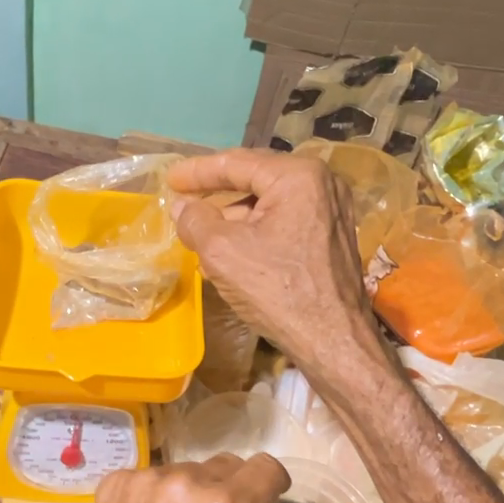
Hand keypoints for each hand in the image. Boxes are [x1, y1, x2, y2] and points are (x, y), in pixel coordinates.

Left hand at [44, 453, 289, 502]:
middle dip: (230, 489)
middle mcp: (189, 481)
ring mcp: (149, 477)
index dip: (271, 484)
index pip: (266, 468)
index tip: (265, 498)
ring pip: (188, 471)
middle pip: (227, 464)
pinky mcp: (117, 480)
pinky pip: (153, 479)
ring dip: (190, 493)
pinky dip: (156, 497)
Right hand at [167, 149, 376, 374]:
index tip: (170, 179)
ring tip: (203, 228)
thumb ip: (196, 220)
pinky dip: (257, 227)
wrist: (331, 339)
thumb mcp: (223, 252)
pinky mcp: (333, 236)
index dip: (198, 171)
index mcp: (298, 176)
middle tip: (184, 199)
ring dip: (236, 213)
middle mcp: (323, 183)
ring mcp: (333, 210)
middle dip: (218, 191)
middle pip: (256, 178)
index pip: (237, 162)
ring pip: (271, 201)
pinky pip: (286, 219)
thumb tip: (182, 207)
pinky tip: (234, 246)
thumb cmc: (277, 290)